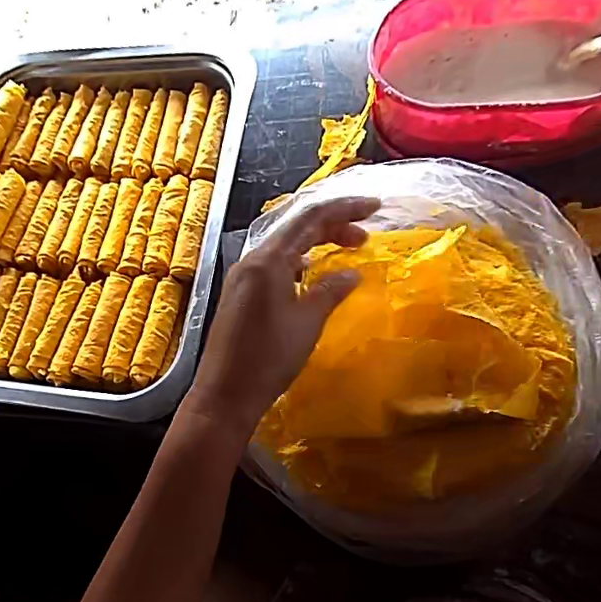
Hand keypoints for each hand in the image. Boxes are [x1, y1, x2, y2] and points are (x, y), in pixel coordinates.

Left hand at [186, 196, 378, 432]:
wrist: (225, 394)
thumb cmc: (269, 358)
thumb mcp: (307, 322)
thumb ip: (330, 291)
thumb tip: (350, 273)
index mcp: (267, 260)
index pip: (310, 218)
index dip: (345, 209)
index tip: (375, 207)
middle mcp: (251, 262)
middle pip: (295, 229)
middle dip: (332, 226)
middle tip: (364, 237)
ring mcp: (241, 280)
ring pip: (283, 248)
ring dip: (315, 245)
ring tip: (346, 251)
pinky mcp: (239, 297)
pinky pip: (273, 268)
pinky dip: (297, 264)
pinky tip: (311, 274)